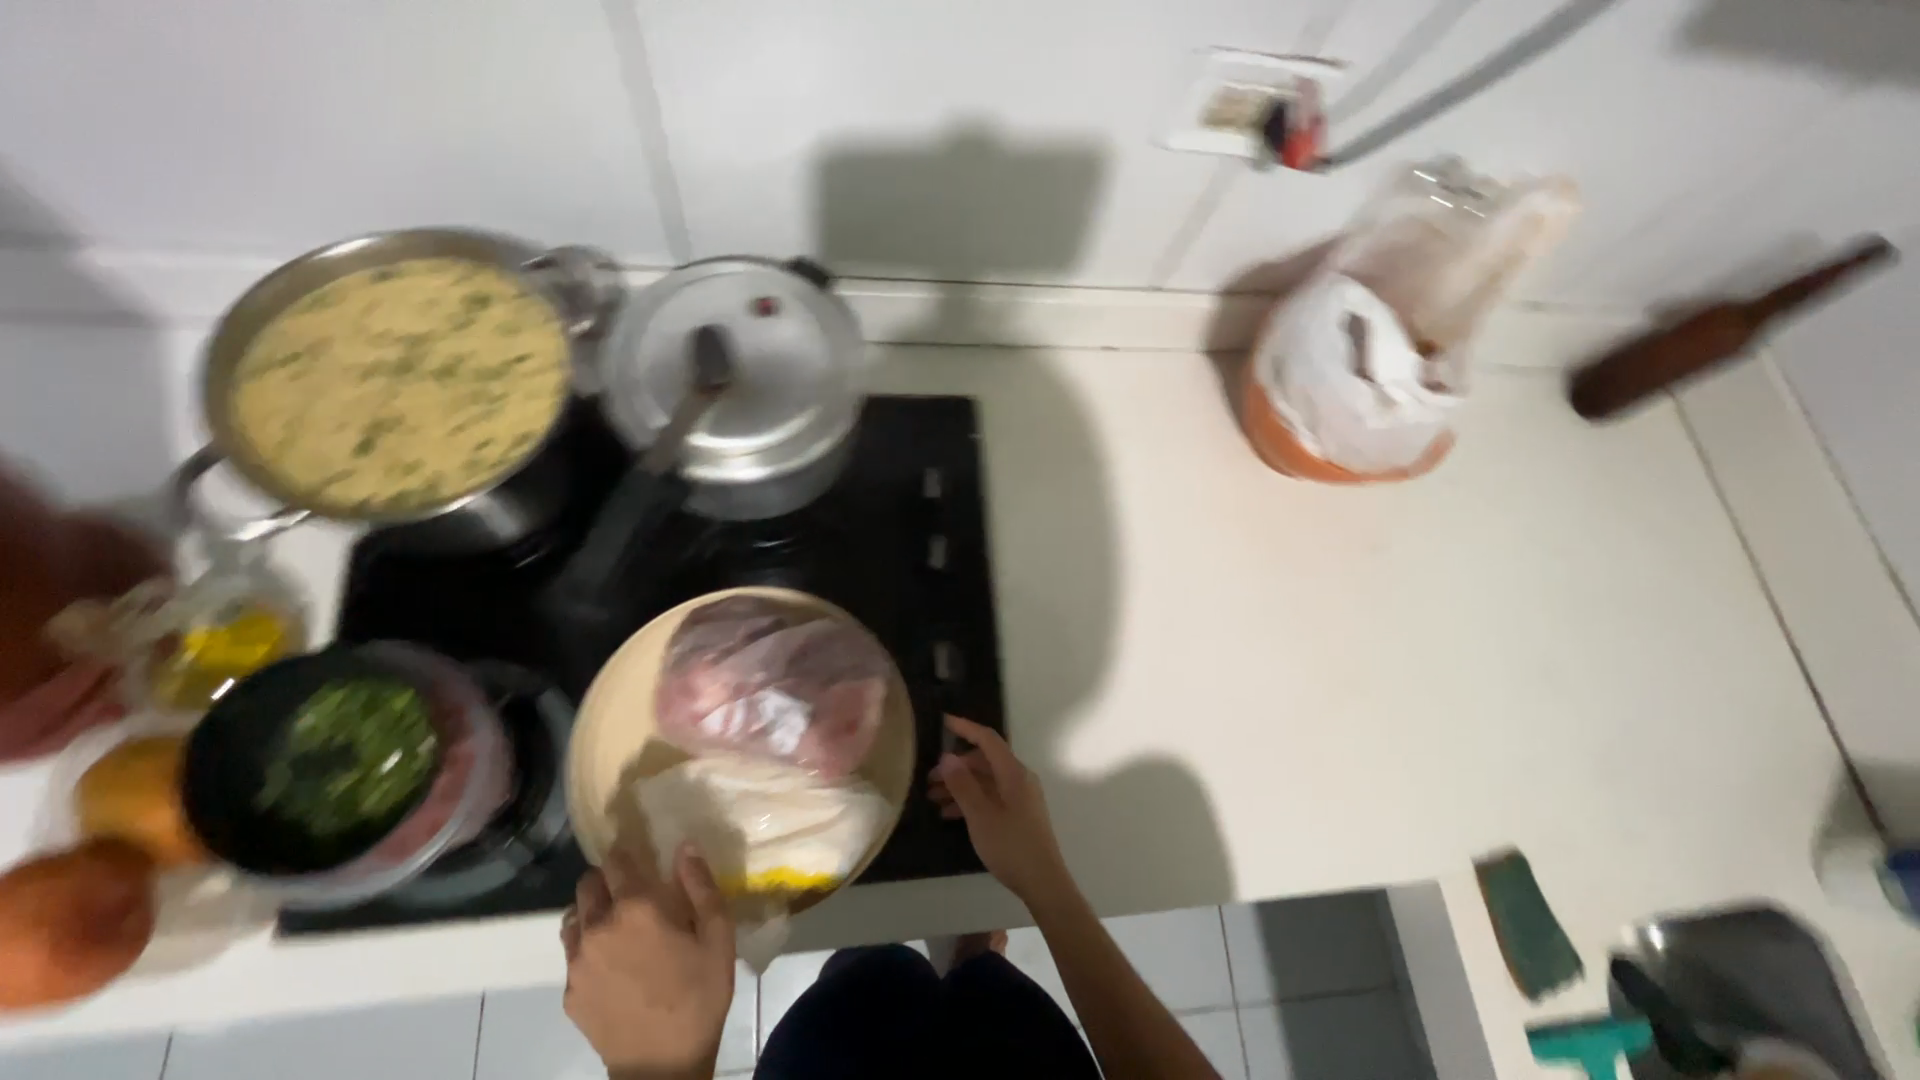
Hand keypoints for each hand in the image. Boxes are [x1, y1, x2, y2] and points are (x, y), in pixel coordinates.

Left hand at [562, 842, 735, 1079]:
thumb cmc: (699, 995)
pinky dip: (588, 947)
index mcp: (637, 907)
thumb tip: (685, 847)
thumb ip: (701, 885)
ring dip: (593, 911)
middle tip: (633, 893)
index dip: (627, 852)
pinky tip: (613, 965)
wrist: (662, 1065)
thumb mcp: (718, 936)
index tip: (639, 854)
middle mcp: (598, 926)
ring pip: (574, 916)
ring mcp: (578, 960)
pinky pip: (572, 953)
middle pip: (588, 883)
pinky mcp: (569, 990)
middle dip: (608, 880)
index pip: (617, 859)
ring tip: (619, 928)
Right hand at [929, 715, 1073, 906]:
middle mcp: (1019, 779)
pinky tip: (950, 815)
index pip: (988, 739)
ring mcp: (1021, 797)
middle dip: (956, 766)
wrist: (1043, 882)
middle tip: (928, 780)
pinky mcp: (1019, 814)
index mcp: (1013, 773)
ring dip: (960, 786)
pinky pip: (991, 797)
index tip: (943, 722)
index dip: (966, 728)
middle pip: (985, 761)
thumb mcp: (980, 816)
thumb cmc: (1011, 846)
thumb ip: (963, 785)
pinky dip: (971, 800)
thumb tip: (946, 757)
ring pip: (986, 781)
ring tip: (933, 799)